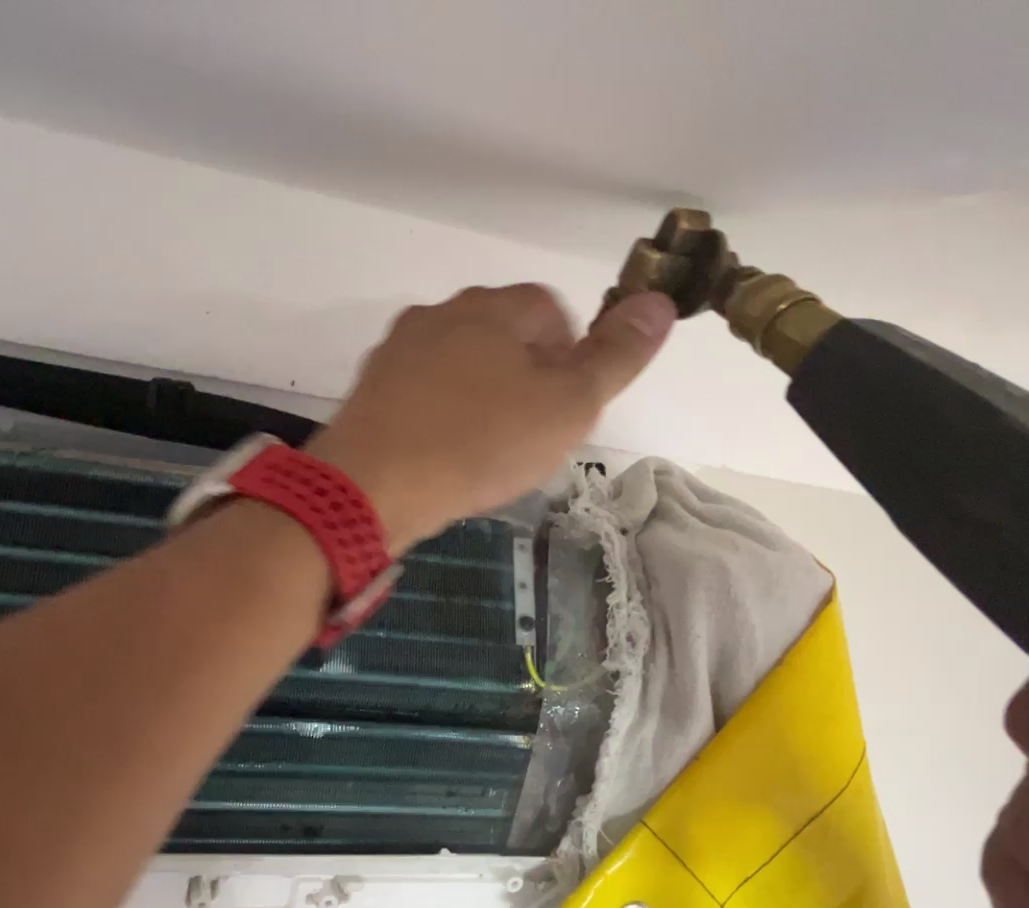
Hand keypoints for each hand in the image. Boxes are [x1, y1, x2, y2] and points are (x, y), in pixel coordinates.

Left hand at [306, 284, 674, 552]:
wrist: (370, 486)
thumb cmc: (479, 443)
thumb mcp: (568, 405)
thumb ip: (616, 356)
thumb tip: (660, 300)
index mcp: (493, 308)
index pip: (551, 310)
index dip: (568, 358)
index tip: (561, 409)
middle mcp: (439, 314)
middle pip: (500, 334)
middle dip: (522, 377)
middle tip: (525, 434)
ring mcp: (396, 351)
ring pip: (456, 364)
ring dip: (478, 396)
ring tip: (481, 450)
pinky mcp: (367, 390)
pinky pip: (419, 393)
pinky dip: (437, 415)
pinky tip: (439, 454)